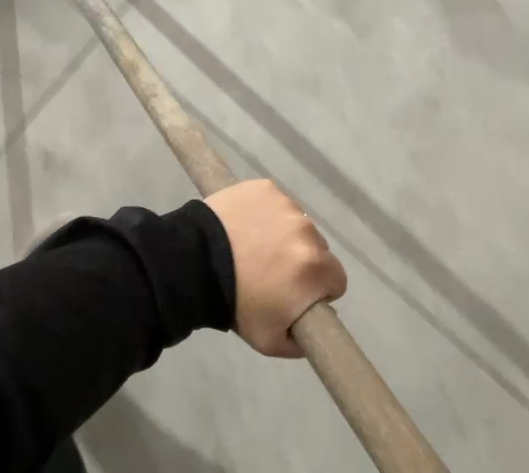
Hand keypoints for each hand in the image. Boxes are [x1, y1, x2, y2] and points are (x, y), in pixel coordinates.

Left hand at [203, 179, 346, 356]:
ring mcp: (285, 205)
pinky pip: (275, 203)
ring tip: (253, 246)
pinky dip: (265, 212)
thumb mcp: (273, 342)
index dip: (318, 289)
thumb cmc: (235, 303)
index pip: (336, 280)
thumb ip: (301, 341)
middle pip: (317, 249)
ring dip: (283, 234)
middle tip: (270, 270)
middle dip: (301, 260)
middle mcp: (308, 231)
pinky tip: (245, 225)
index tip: (294, 292)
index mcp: (317, 268)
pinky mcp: (264, 187)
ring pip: (296, 224)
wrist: (192, 261)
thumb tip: (313, 325)